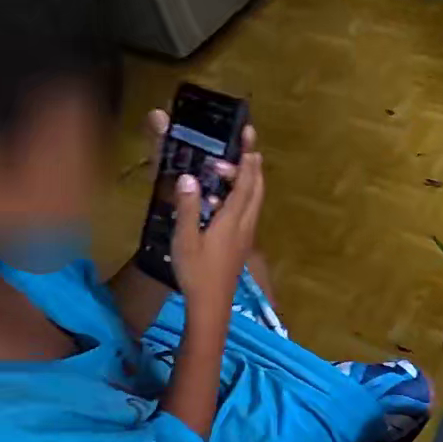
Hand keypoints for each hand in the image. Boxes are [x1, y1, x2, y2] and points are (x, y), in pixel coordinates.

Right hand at [171, 122, 264, 310]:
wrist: (212, 302)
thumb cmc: (196, 272)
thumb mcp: (186, 238)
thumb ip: (189, 207)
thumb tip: (190, 177)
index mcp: (233, 221)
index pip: (246, 184)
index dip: (247, 161)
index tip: (248, 139)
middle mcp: (246, 225)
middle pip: (256, 189)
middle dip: (254, 165)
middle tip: (248, 145)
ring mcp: (246, 234)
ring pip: (255, 201)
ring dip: (251, 180)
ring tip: (243, 163)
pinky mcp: (242, 242)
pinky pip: (248, 212)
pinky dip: (244, 195)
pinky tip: (229, 195)